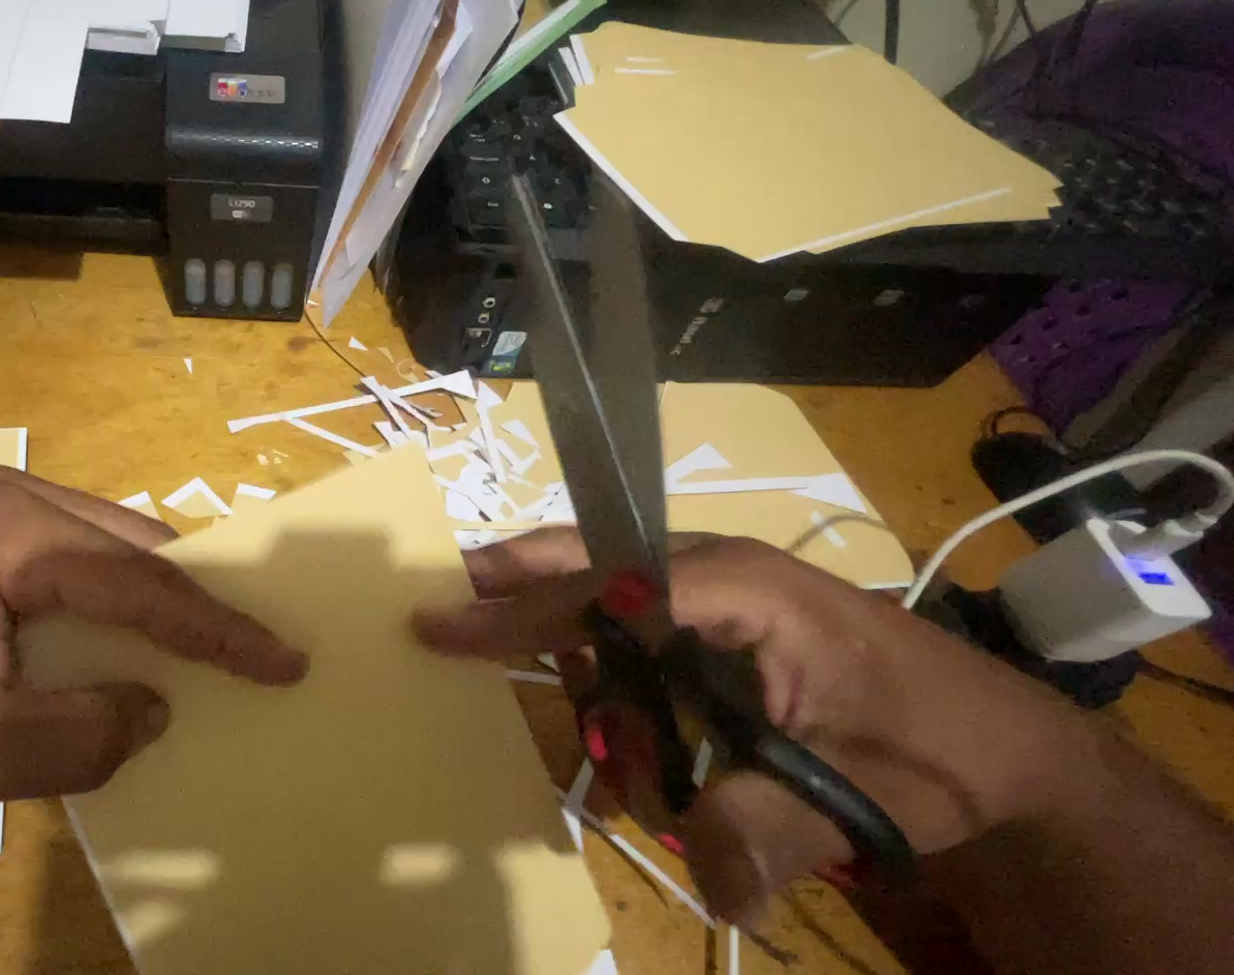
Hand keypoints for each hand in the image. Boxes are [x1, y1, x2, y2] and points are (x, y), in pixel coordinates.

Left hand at [0, 467, 308, 814]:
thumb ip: (85, 734)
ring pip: (108, 554)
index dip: (217, 628)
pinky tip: (136, 641)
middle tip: (259, 651)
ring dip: (158, 602)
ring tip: (214, 647)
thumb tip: (159, 709)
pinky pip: (74, 567)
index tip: (282, 661)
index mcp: (10, 527)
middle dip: (195, 603)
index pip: (139, 578)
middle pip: (132, 549)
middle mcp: (10, 499)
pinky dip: (115, 606)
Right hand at [413, 529, 1097, 924]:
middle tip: (439, 602)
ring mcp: (701, 599)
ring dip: (555, 646)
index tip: (442, 626)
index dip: (521, 610)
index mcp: (739, 587)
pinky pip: (621, 641)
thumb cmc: (935, 749)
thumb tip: (699, 878)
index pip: (604, 590)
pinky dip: (596, 682)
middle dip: (509, 578)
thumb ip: (771, 826)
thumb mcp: (864, 795)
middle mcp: (706, 574)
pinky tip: (619, 754)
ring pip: (593, 603)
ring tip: (534, 690)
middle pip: (581, 559)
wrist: (999, 745)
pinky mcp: (702, 633)